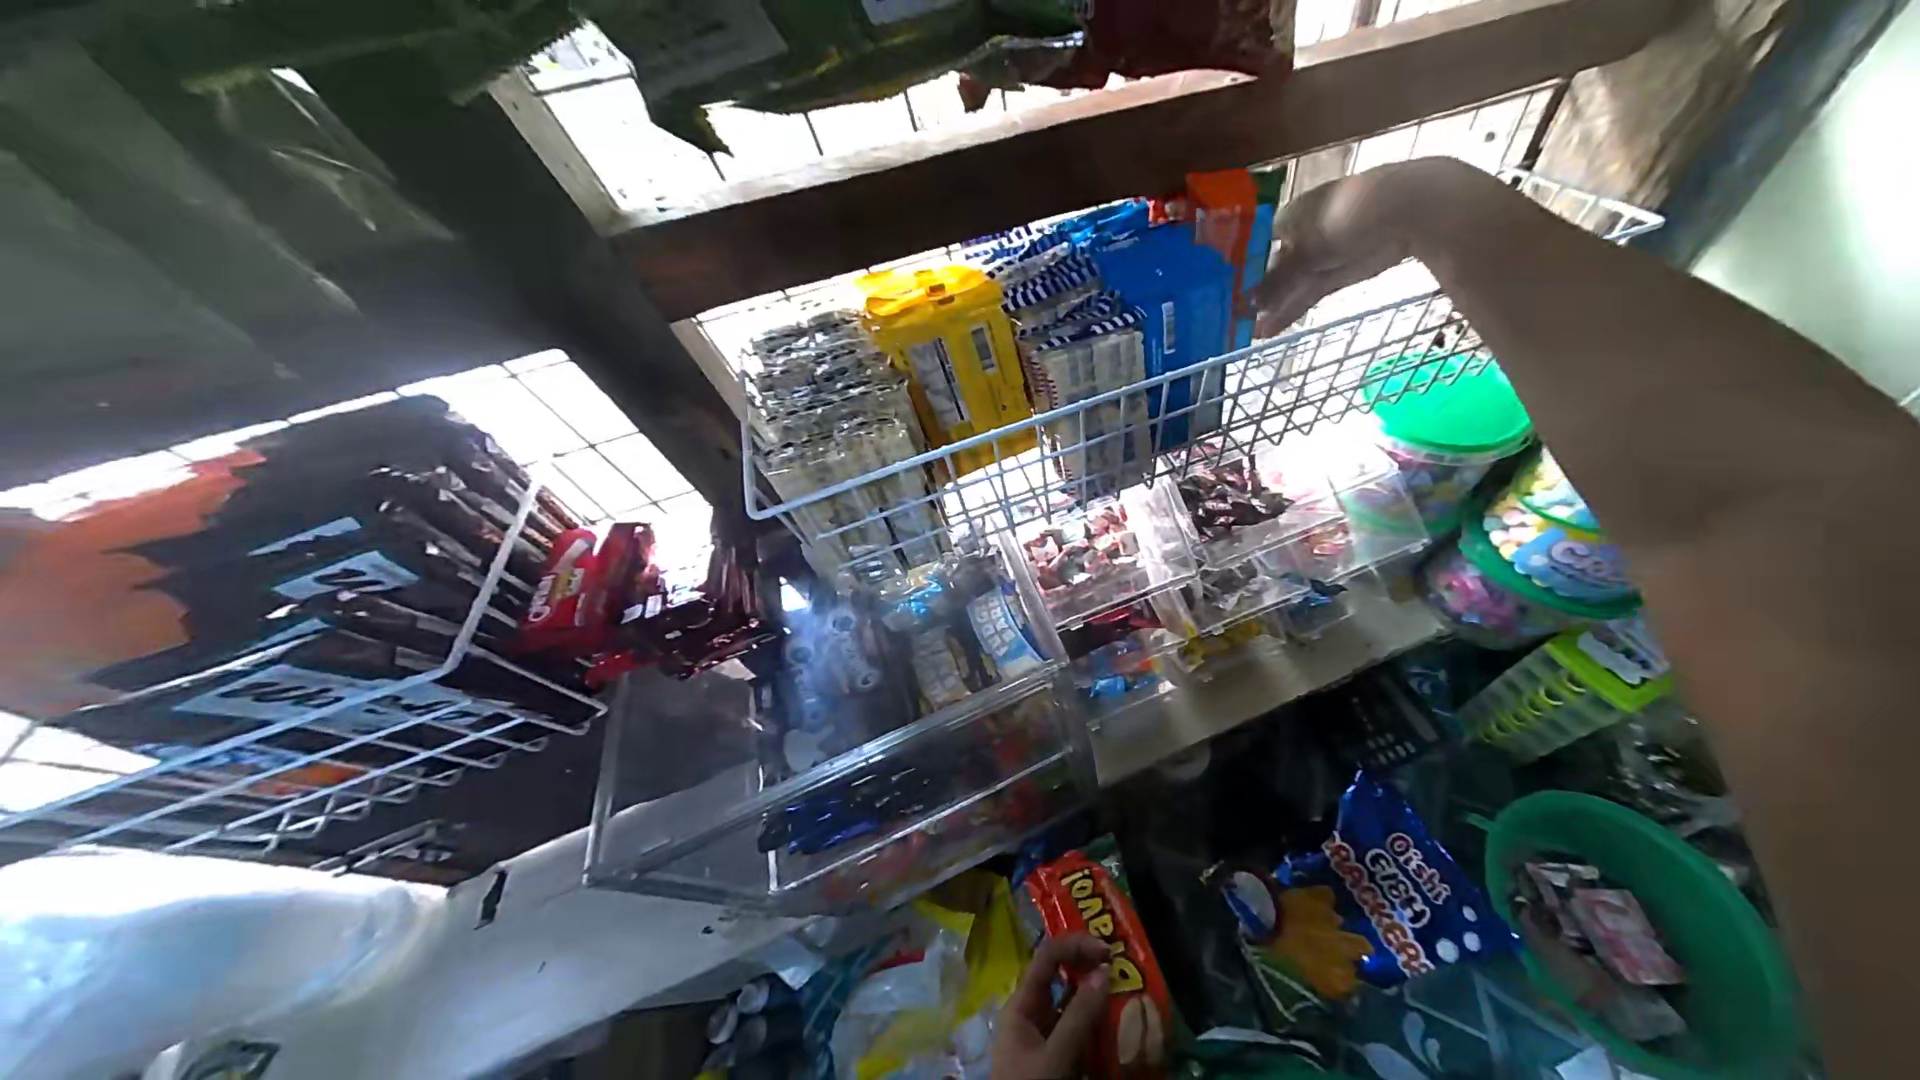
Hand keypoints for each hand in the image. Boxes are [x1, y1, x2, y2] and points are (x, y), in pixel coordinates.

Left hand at [991, 933, 1109, 1079]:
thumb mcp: (1054, 1058)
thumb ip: (1078, 1017)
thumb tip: (1104, 972)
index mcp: (1022, 1004)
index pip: (1047, 958)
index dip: (1075, 945)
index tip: (1108, 951)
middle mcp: (1032, 1014)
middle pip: (1061, 979)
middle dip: (1090, 968)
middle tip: (1122, 969)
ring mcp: (1045, 1039)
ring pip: (1074, 1007)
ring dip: (1098, 1000)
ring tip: (1128, 995)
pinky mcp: (1058, 1062)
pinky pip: (1080, 1035)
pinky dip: (1099, 1029)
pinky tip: (1120, 1030)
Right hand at [1249, 158, 1487, 335]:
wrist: (1412, 209)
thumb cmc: (1350, 215)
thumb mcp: (1307, 250)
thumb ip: (1277, 280)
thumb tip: (1249, 303)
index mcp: (1292, 214)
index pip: (1259, 243)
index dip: (1242, 267)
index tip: (1225, 290)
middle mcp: (1304, 233)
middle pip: (1273, 267)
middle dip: (1254, 292)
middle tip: (1232, 317)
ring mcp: (1323, 254)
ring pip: (1289, 284)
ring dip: (1270, 308)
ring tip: (1248, 332)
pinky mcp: (1340, 272)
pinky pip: (1307, 293)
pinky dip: (1290, 310)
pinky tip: (1269, 329)